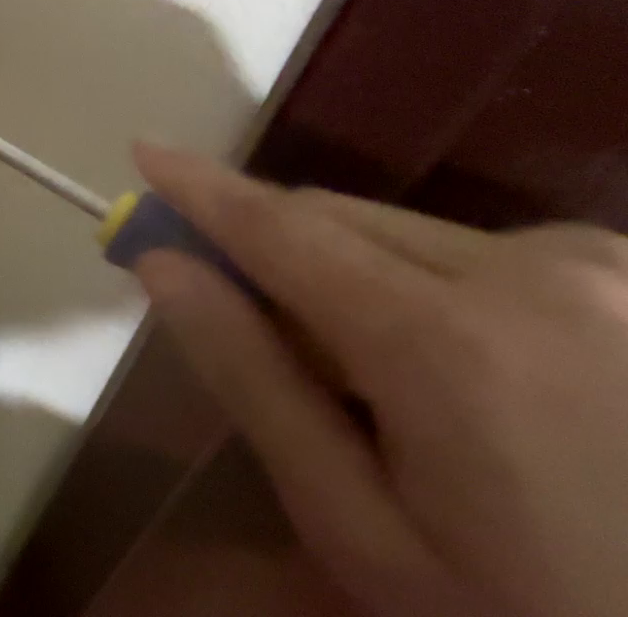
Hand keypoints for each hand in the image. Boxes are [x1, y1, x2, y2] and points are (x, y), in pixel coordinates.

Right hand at [134, 145, 627, 616]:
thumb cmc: (527, 611)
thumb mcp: (358, 524)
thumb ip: (252, 380)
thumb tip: (163, 267)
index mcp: (450, 341)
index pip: (279, 229)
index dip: (198, 188)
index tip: (141, 150)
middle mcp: (539, 272)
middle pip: (340, 218)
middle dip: (271, 247)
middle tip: (229, 301)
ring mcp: (613, 272)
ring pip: (409, 233)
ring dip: (353, 271)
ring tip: (374, 374)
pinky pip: (485, 253)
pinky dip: (431, 285)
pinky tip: (469, 371)